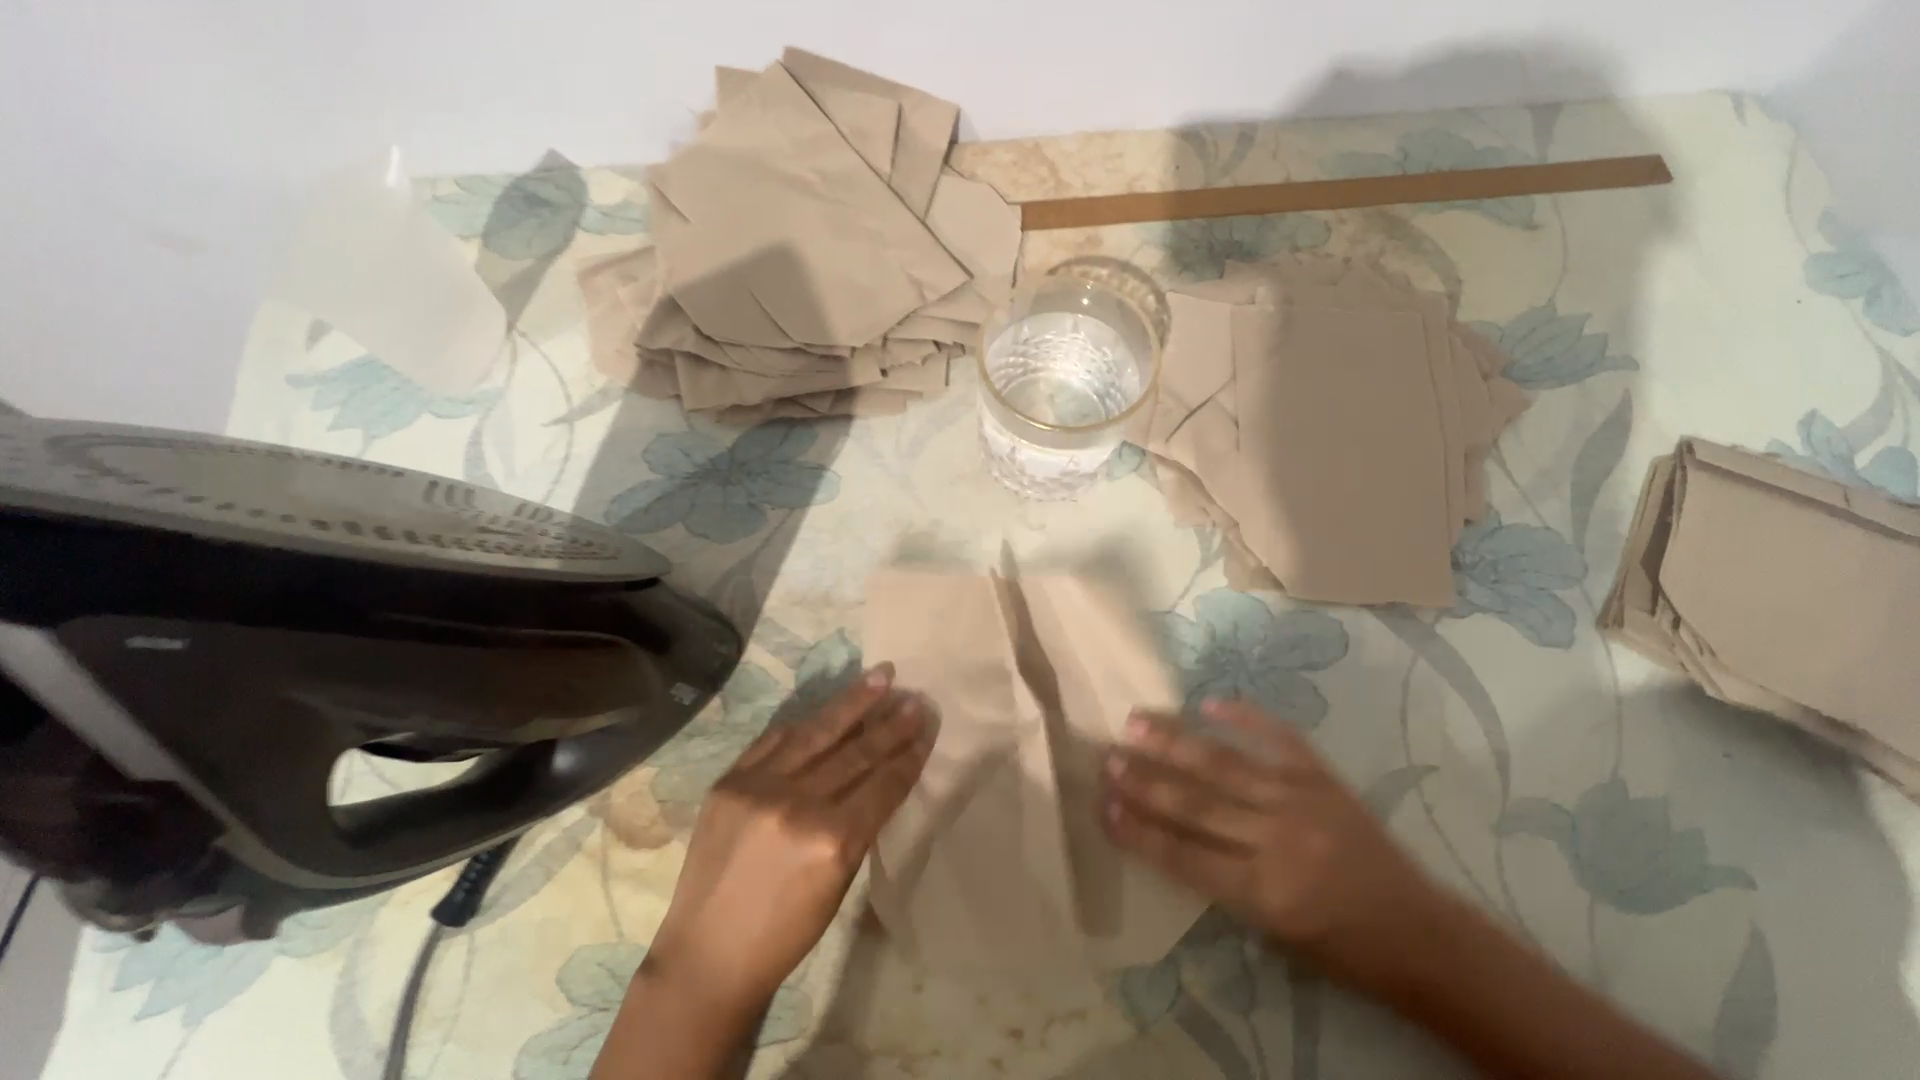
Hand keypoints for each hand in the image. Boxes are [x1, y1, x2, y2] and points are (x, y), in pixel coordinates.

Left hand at [644, 663, 933, 1019]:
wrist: (708, 952)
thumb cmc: (785, 934)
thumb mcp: (839, 884)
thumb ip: (858, 827)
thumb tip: (878, 779)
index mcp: (833, 840)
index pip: (883, 784)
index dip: (909, 754)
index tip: (928, 726)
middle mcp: (797, 804)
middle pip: (856, 753)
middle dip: (891, 724)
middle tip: (915, 698)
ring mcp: (758, 786)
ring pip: (817, 733)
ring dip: (853, 703)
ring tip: (881, 676)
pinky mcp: (729, 780)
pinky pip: (774, 740)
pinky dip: (805, 723)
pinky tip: (827, 709)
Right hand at [1101, 700, 1438, 984]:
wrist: (1418, 934)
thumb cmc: (1338, 947)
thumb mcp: (1270, 933)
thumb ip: (1221, 883)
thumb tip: (1167, 837)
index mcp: (1263, 892)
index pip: (1183, 855)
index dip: (1139, 832)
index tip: (1103, 808)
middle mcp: (1278, 841)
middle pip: (1197, 804)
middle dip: (1146, 781)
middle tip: (1107, 758)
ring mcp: (1303, 802)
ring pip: (1226, 766)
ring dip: (1176, 743)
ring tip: (1136, 723)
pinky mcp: (1325, 780)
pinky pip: (1281, 739)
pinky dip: (1245, 718)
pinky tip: (1209, 704)